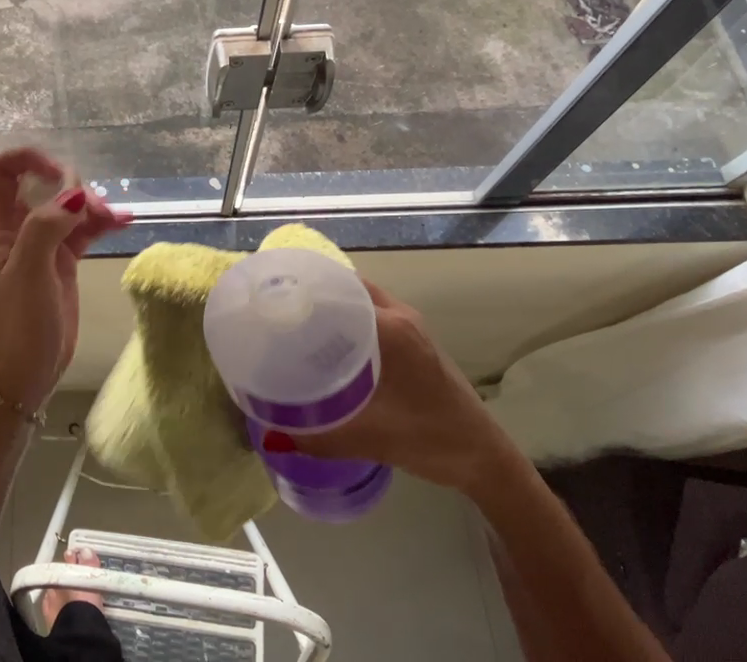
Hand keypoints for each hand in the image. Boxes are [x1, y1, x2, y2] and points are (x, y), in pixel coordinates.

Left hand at [0, 149, 130, 408]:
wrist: (28, 372)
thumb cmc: (20, 324)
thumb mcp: (30, 273)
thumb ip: (46, 229)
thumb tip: (74, 193)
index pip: (0, 172)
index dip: (25, 160)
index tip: (57, 171)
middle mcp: (19, 228)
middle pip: (42, 184)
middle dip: (70, 185)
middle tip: (93, 208)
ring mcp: (43, 243)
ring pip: (67, 205)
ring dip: (92, 204)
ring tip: (114, 219)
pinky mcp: (64, 260)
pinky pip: (84, 229)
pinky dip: (102, 221)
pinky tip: (124, 222)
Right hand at [274, 280, 522, 498]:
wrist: (482, 458)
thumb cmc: (429, 439)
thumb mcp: (367, 439)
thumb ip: (315, 437)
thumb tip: (266, 435)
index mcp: (389, 327)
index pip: (335, 289)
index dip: (297, 288)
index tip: (263, 299)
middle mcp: (399, 316)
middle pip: (343, 289)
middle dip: (306, 296)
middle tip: (269, 314)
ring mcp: (410, 326)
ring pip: (357, 302)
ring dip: (327, 308)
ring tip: (288, 328)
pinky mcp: (413, 341)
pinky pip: (369, 316)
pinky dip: (344, 322)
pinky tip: (322, 348)